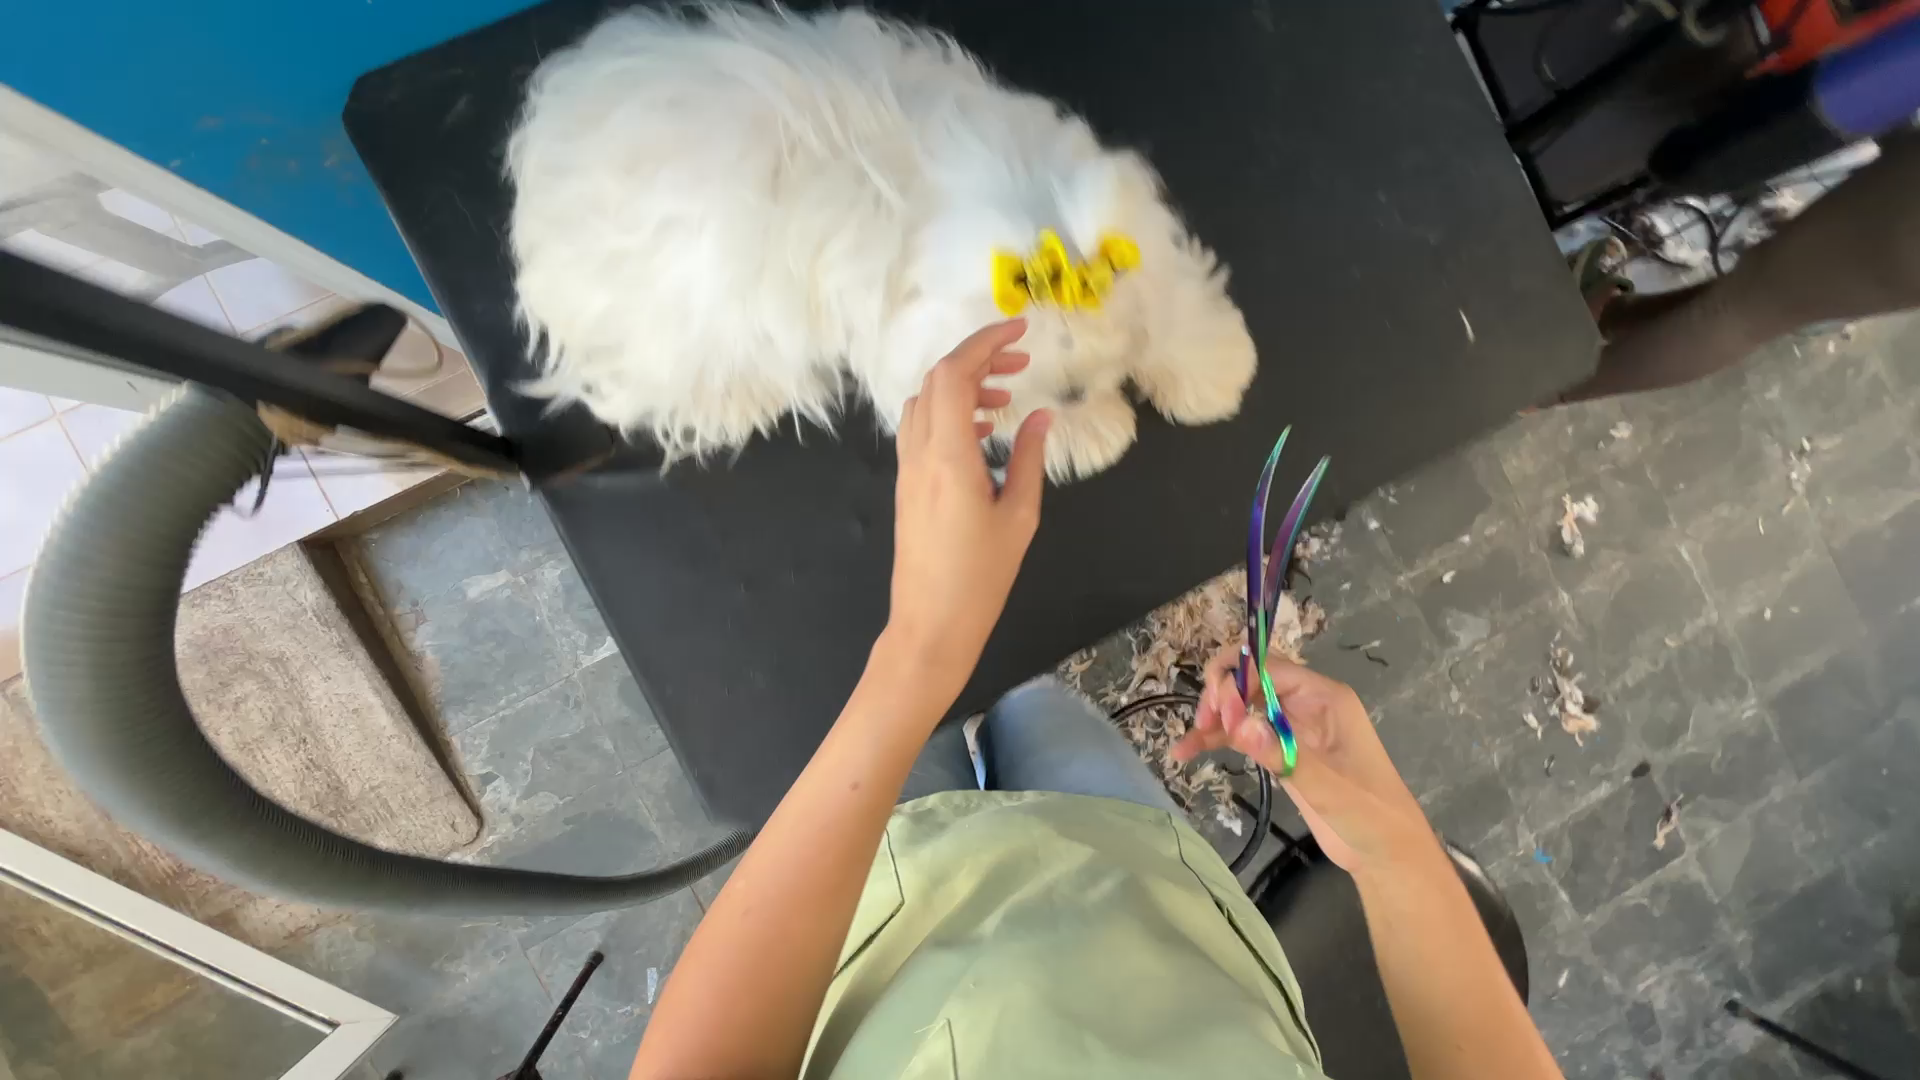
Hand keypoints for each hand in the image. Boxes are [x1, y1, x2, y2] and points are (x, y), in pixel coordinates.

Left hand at [882, 319, 1050, 701]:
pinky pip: (920, 429)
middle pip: (937, 380)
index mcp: (949, 456)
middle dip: (978, 358)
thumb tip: (1041, 416)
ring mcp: (907, 469)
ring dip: (961, 386)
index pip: (955, 376)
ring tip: (1005, 398)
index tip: (1021, 332)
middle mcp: (920, 453)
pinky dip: (948, 413)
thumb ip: (1028, 458)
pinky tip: (981, 432)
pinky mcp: (906, 485)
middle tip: (1020, 363)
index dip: (985, 343)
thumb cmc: (981, 577)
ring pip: (924, 402)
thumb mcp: (1018, 516)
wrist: (930, 623)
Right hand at [1171, 647, 1437, 876]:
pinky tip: (1185, 750)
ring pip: (1240, 704)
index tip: (1221, 715)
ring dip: (1212, 715)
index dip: (1238, 681)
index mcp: (1324, 697)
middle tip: (1205, 723)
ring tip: (1189, 740)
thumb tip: (1239, 727)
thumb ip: (1283, 756)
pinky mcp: (1278, 748)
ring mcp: (1289, 725)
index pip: (1270, 668)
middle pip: (1250, 676)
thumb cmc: (1372, 817)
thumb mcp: (1330, 789)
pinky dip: (1213, 739)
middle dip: (1221, 691)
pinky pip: (1239, 732)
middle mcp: (1304, 702)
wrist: (1387, 856)